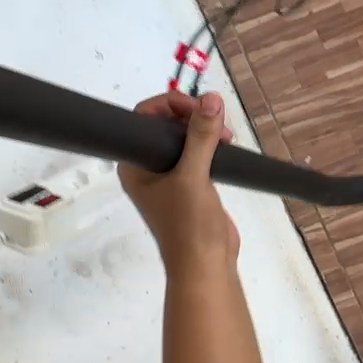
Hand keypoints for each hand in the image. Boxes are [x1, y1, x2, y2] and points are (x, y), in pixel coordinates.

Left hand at [120, 91, 240, 270]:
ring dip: (204, 131)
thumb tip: (212, 98)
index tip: (199, 109)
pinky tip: (227, 149)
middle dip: (192, 117)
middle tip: (218, 126)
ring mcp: (170, 178)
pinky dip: (212, 147)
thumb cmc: (189, 223)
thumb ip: (201, 136)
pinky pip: (198, 155)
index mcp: (134, 164)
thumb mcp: (193, 176)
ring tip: (227, 138)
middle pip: (165, 125)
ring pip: (184, 139)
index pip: (143, 118)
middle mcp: (148, 168)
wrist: (206, 264)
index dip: (169, 105)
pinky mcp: (191, 186)